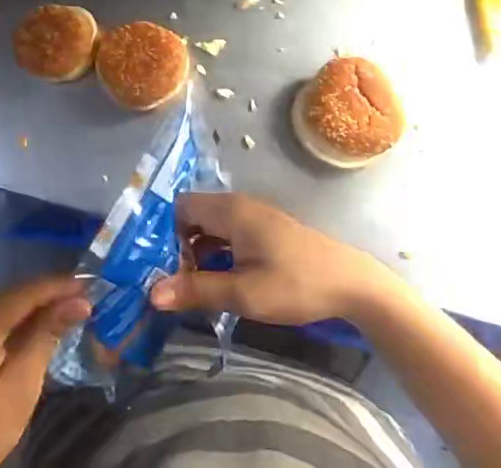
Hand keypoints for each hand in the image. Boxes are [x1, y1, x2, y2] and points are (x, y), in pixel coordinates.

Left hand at [0, 274, 90, 467]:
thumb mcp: (22, 385)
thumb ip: (48, 334)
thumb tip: (81, 301)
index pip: (25, 293)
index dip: (60, 286)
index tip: (93, 285)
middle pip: (16, 291)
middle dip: (52, 293)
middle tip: (87, 297)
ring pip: (9, 298)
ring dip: (40, 302)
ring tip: (73, 305)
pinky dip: (23, 313)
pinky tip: (45, 318)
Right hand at [149, 191, 399, 326]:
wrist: (349, 283)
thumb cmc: (294, 284)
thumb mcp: (243, 294)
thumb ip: (197, 289)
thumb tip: (151, 292)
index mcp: (230, 211)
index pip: (180, 206)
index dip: (162, 232)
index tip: (152, 265)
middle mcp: (238, 206)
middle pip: (193, 216)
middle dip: (175, 246)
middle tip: (164, 282)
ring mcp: (253, 217)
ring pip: (210, 227)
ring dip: (195, 253)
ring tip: (183, 288)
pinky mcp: (264, 232)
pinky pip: (227, 235)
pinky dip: (214, 254)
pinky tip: (213, 283)